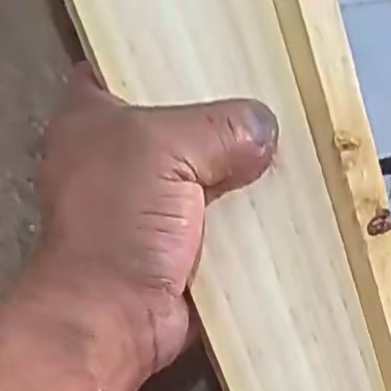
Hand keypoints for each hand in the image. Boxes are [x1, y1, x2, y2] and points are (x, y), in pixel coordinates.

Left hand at [32, 65, 277, 372]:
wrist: (120, 316)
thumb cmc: (121, 224)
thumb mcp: (162, 149)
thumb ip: (216, 130)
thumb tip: (265, 128)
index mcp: (98, 119)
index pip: (140, 77)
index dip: (181, 74)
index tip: (230, 78)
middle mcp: (125, 165)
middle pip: (189, 136)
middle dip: (230, 135)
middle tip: (278, 126)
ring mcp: (158, 216)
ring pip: (214, 189)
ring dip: (247, 189)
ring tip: (293, 172)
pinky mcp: (187, 259)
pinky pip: (228, 236)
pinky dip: (253, 233)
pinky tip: (286, 222)